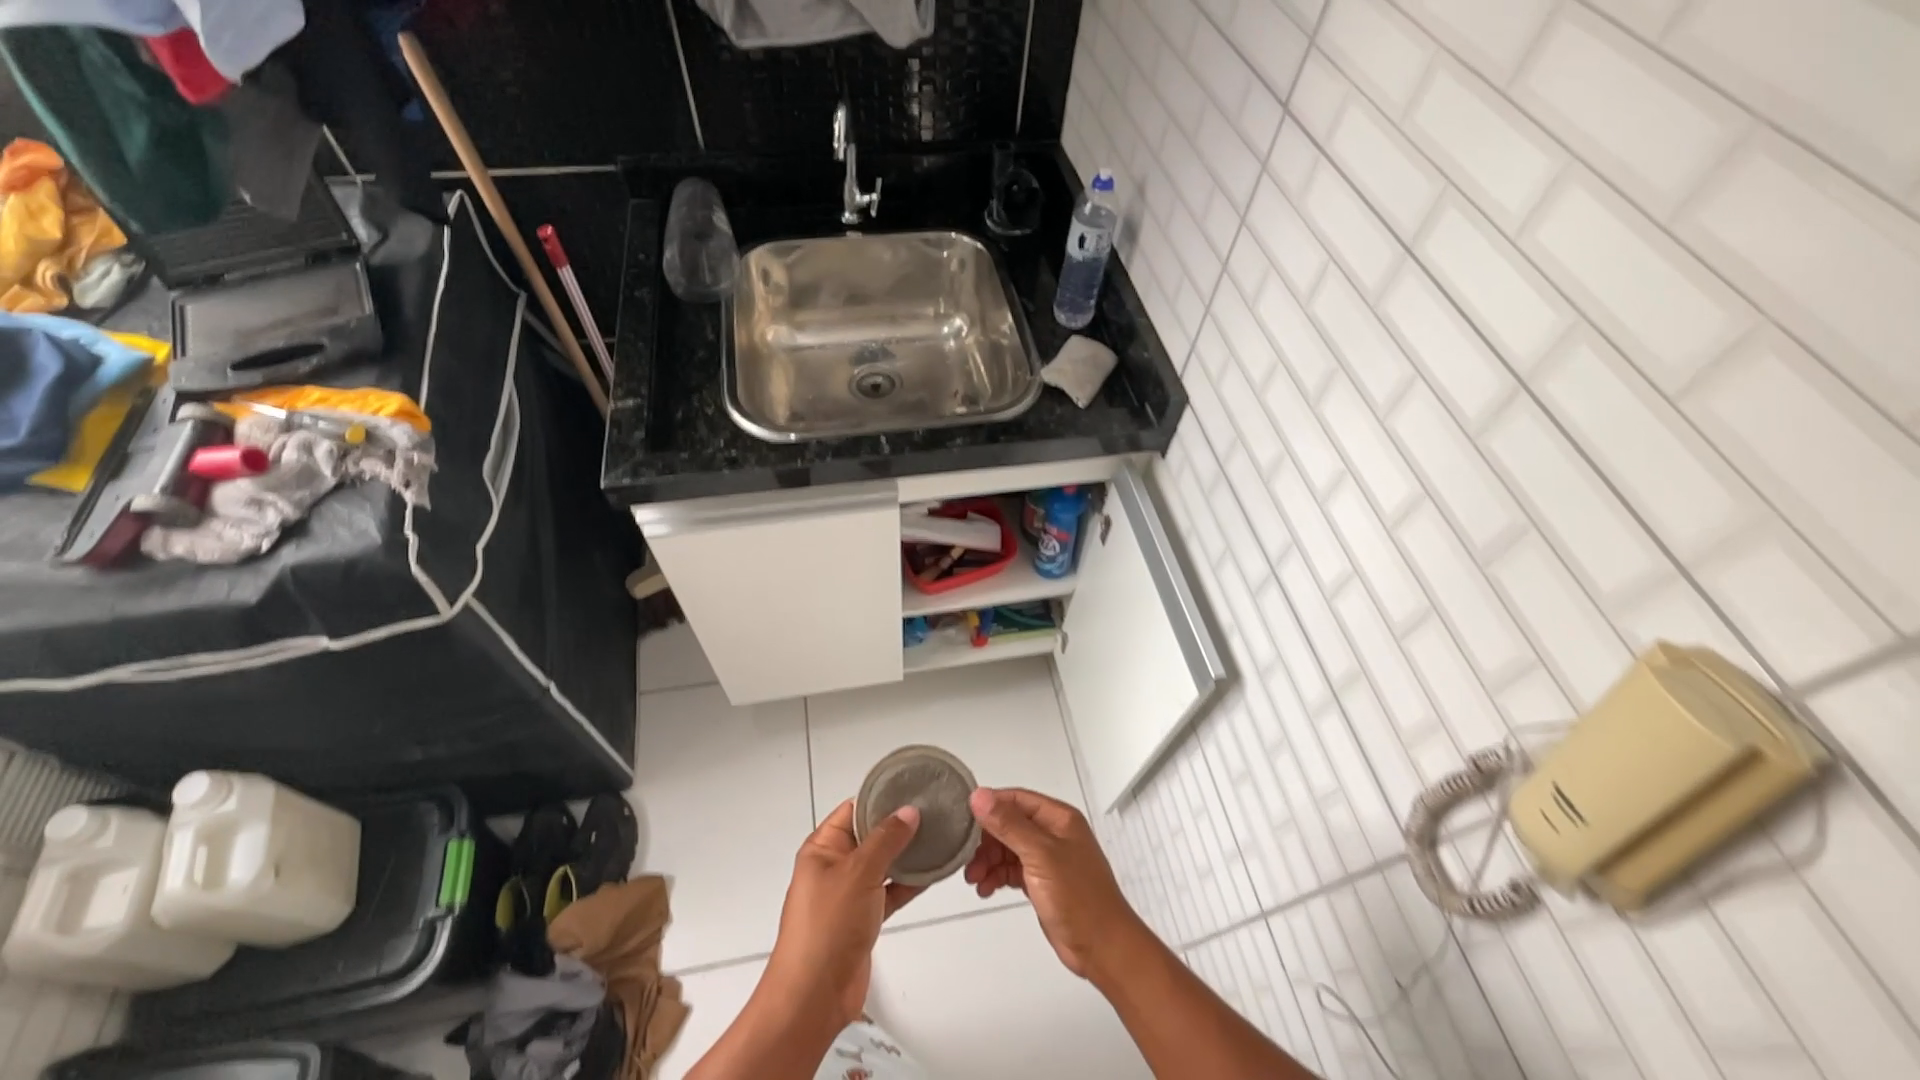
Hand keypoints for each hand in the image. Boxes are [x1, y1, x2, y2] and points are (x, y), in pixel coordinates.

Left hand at [765, 799, 924, 1024]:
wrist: (815, 994)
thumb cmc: (827, 927)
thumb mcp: (857, 873)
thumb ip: (885, 840)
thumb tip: (908, 812)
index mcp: (822, 848)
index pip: (853, 810)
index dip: (881, 798)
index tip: (914, 788)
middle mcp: (834, 866)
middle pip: (871, 836)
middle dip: (900, 826)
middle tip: (936, 811)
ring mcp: (850, 893)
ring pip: (884, 864)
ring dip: (909, 854)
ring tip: (942, 836)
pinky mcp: (864, 918)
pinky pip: (890, 891)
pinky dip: (910, 883)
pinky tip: (935, 872)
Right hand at [963, 787, 1146, 979]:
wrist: (1101, 947)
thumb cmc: (1079, 898)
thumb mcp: (1040, 855)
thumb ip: (1009, 825)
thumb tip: (980, 796)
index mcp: (1059, 819)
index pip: (1016, 800)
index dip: (990, 807)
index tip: (965, 821)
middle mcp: (1053, 834)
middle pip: (1009, 825)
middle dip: (986, 841)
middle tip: (969, 859)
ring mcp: (1048, 859)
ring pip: (1008, 849)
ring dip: (988, 860)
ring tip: (976, 879)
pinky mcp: (1042, 881)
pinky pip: (1012, 869)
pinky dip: (997, 876)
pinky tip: (986, 888)